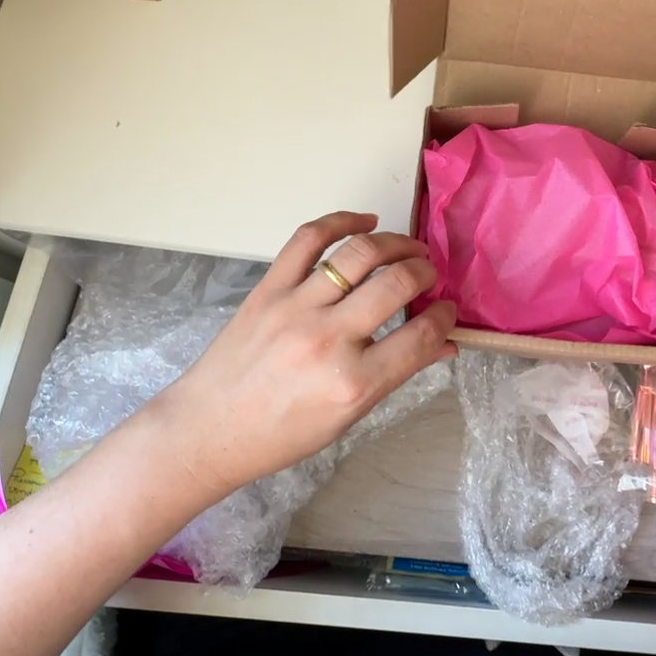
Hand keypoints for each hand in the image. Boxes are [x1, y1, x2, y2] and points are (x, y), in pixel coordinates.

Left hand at [143, 212, 458, 495]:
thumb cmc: (282, 434)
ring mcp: (296, 307)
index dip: (445, 317)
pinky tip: (365, 221)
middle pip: (397, 285)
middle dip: (425, 273)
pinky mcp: (269, 288)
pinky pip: (309, 239)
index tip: (447, 310)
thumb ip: (398, 373)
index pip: (421, 336)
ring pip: (360, 254)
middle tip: (430, 275)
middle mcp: (329, 339)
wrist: (208, 429)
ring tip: (410, 248)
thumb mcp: (349, 416)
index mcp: (354, 383)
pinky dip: (341, 221)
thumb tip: (445, 345)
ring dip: (396, 243)